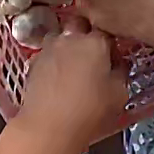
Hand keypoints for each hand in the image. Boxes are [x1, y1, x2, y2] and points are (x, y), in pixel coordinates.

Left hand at [17, 16, 125, 142]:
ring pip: (60, 39)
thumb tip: (117, 66)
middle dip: (86, 35)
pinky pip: (47, 55)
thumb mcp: (119, 94)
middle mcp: (70, 39)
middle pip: (79, 26)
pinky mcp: (33, 64)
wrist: (48, 128)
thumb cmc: (89, 111)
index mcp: (95, 42)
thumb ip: (121, 73)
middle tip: (92, 57)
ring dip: (67, 47)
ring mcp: (48, 49)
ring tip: (73, 69)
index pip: (107, 31)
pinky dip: (53, 62)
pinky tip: (57, 80)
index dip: (111, 44)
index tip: (113, 59)